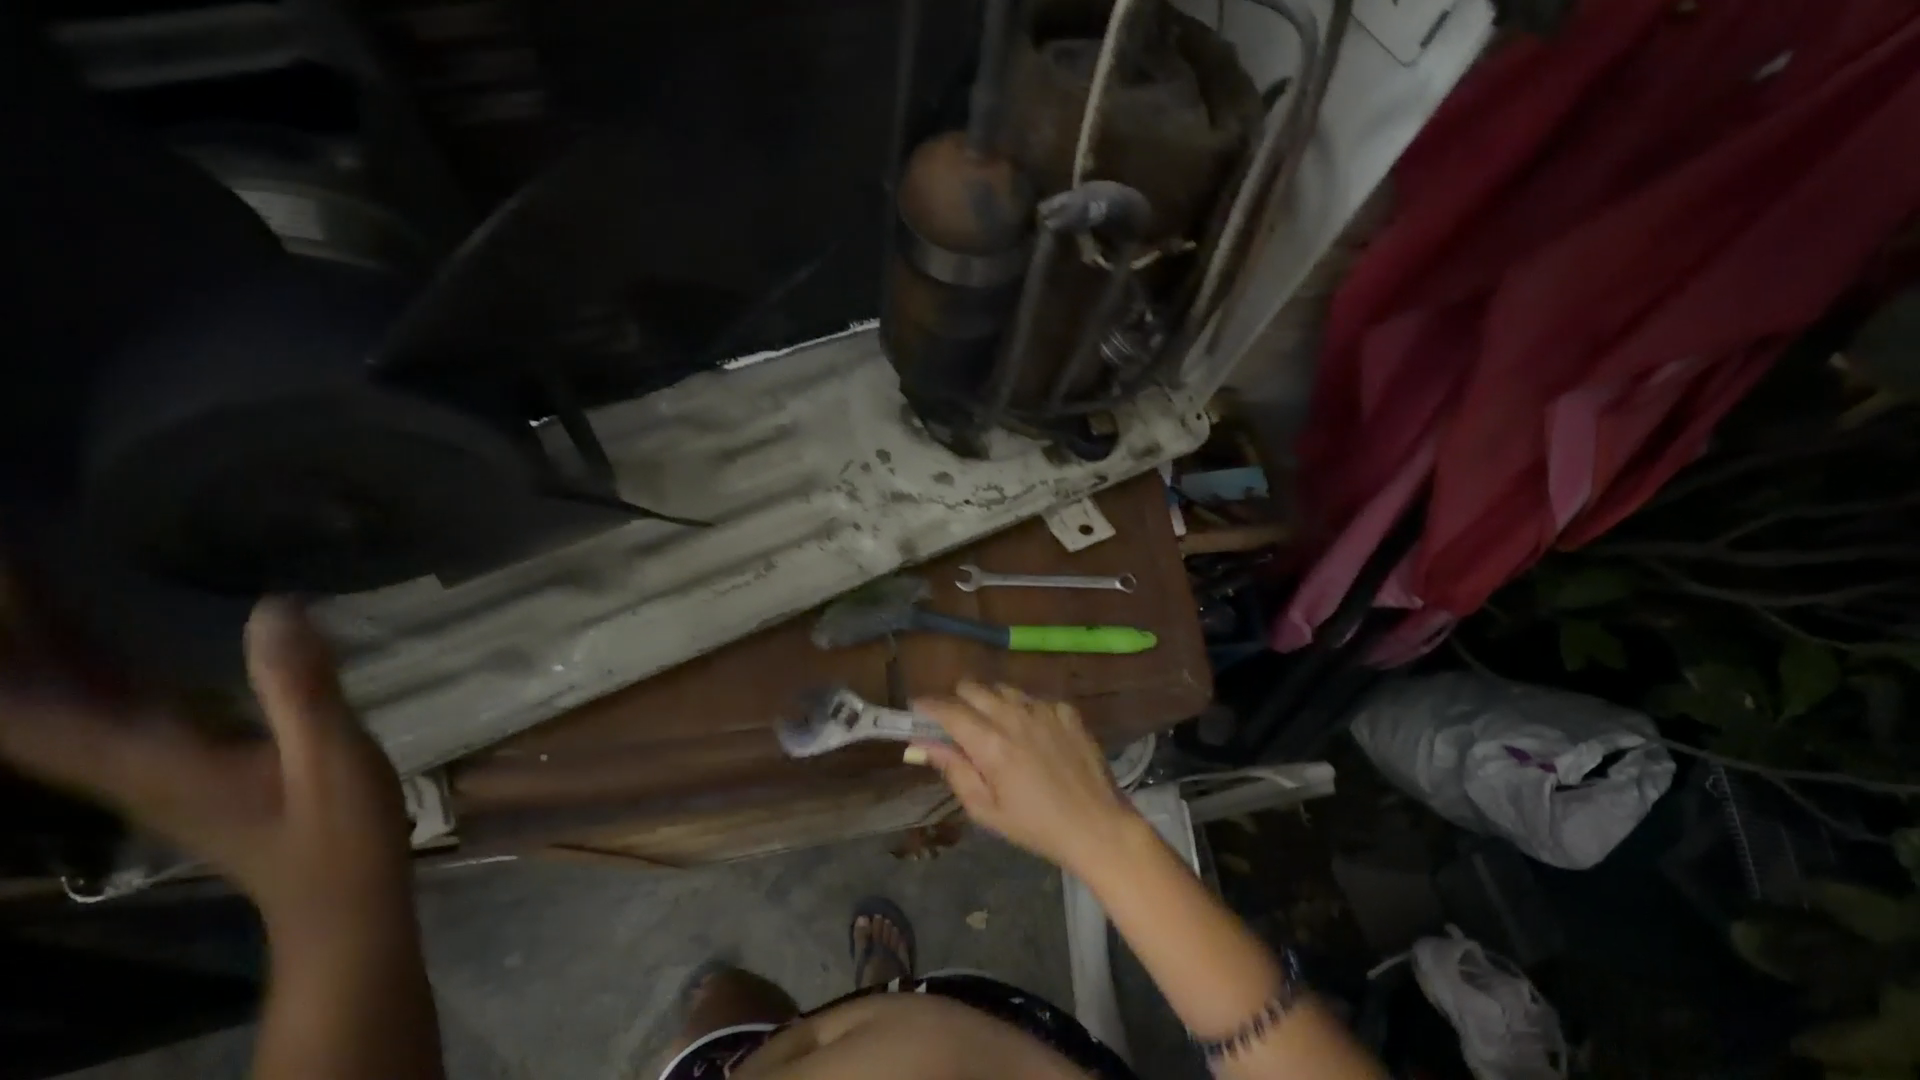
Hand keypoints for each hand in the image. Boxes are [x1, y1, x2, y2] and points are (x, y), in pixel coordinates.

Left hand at [0, 598, 411, 931]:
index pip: (25, 710)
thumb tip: (276, 604)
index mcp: (146, 758)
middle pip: (27, 699)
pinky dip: (75, 665)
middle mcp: (126, 759)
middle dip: (11, 634)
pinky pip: (100, 705)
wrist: (339, 903)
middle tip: (15, 558)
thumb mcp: (333, 759)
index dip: (2, 650)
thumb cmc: (337, 837)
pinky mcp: (176, 763)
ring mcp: (147, 764)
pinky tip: (87, 631)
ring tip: (28, 579)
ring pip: (56, 701)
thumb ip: (303, 689)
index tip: (4, 572)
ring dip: (32, 646)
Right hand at [911, 680, 1145, 877]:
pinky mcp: (1066, 711)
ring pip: (1003, 689)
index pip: (947, 709)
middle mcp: (1014, 716)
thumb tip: (922, 745)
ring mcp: (1044, 709)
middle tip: (956, 723)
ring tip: (993, 726)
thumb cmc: (1035, 826)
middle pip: (973, 687)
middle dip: (957, 699)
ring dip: (990, 701)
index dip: (927, 706)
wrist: (1097, 825)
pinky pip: (1034, 699)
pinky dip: (1024, 709)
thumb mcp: (985, 809)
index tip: (916, 709)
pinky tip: (1030, 733)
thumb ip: (954, 771)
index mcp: (990, 743)